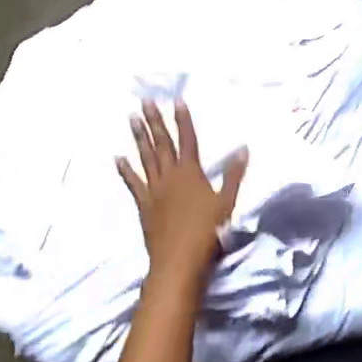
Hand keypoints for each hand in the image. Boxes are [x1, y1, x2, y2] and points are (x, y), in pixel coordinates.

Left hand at [116, 99, 246, 283]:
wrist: (179, 260)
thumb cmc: (208, 232)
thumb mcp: (227, 202)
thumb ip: (234, 174)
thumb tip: (243, 148)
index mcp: (191, 172)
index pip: (187, 139)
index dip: (182, 119)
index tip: (176, 100)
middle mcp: (170, 175)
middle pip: (162, 143)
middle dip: (154, 120)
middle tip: (144, 101)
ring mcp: (154, 189)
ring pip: (146, 157)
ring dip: (139, 137)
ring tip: (131, 118)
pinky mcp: (143, 204)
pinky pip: (133, 183)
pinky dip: (125, 170)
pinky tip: (118, 158)